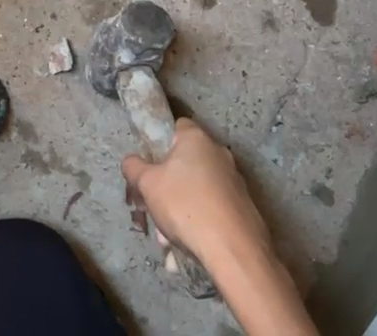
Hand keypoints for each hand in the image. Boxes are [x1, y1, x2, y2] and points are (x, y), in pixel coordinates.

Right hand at [122, 118, 272, 262]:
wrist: (233, 251)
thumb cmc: (185, 205)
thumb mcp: (146, 183)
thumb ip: (133, 167)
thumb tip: (132, 162)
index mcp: (197, 139)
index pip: (176, 125)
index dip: (159, 140)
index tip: (148, 161)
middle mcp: (220, 155)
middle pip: (185, 161)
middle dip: (166, 183)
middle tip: (151, 204)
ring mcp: (236, 183)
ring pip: (197, 189)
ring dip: (180, 208)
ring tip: (166, 236)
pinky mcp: (245, 209)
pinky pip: (212, 209)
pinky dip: (199, 222)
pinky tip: (186, 244)